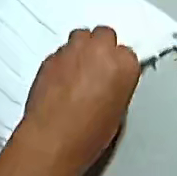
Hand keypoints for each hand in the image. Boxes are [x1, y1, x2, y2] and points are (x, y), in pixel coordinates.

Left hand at [10, 27, 142, 175]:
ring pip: (80, 37)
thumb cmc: (88, 134)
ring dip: (82, 50)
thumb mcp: (118, 113)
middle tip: (97, 70)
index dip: (120, 66)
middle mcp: (98, 50)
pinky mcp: (49, 58)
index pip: (127, 53)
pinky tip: (62, 82)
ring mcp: (71, 51)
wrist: (53, 140)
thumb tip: (110, 85)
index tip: (115, 77)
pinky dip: (63, 62)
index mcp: (123, 64)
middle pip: (104, 35)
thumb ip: (117, 87)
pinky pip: (60, 53)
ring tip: (79, 73)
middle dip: (101, 49)